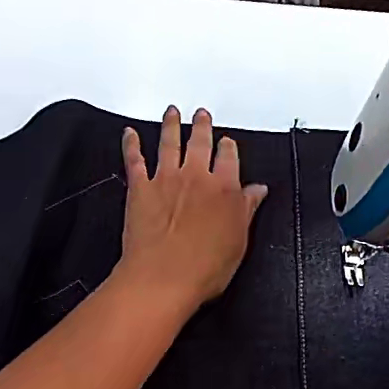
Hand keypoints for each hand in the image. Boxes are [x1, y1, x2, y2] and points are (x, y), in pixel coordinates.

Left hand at [114, 107, 268, 313]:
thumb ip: (246, 210)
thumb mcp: (238, 241)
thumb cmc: (204, 267)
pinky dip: (131, 144)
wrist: (163, 277)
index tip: (227, 141)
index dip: (228, 147)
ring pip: (169, 143)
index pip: (229, 158)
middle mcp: (196, 177)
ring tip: (172, 111)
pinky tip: (130, 133)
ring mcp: (166, 180)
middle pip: (200, 142)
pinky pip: (134, 159)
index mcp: (224, 189)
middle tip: (202, 114)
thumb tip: (257, 191)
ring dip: (171, 125)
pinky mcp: (140, 188)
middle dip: (202, 126)